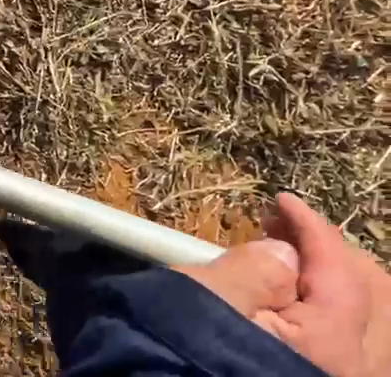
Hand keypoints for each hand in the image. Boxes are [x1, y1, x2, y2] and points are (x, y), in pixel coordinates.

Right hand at [181, 193, 390, 376]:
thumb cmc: (186, 339)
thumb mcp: (206, 297)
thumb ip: (252, 271)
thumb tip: (284, 250)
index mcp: (330, 342)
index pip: (343, 272)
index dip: (313, 227)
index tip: (280, 198)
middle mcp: (360, 365)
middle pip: (377, 295)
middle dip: (332, 250)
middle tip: (282, 225)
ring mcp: (349, 374)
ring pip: (374, 316)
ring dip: (336, 275)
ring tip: (288, 255)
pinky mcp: (332, 376)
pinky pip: (361, 335)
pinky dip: (336, 301)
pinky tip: (297, 291)